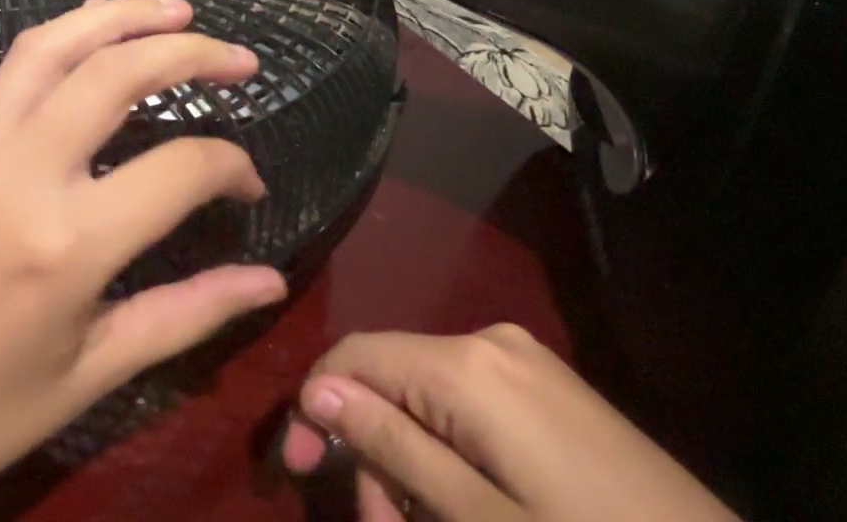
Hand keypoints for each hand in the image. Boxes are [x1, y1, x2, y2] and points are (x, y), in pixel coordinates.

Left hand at [0, 0, 286, 520]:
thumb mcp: (97, 371)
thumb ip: (190, 313)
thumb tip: (271, 280)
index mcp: (68, 245)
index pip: (179, 168)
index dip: (231, 166)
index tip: (250, 186)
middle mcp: (22, 176)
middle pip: (113, 75)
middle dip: (189, 52)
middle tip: (241, 58)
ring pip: (51, 49)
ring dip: (118, 17)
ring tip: (176, 10)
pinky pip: (11, 71)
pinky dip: (62, 37)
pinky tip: (95, 33)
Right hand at [282, 326, 739, 521]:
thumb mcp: (478, 518)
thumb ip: (393, 447)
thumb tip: (318, 389)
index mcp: (467, 365)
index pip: (356, 355)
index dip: (314, 405)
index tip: (297, 471)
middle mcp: (489, 342)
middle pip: (392, 379)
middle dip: (372, 453)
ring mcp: (525, 361)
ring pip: (427, 395)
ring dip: (409, 460)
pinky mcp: (548, 385)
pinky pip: (469, 403)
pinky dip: (447, 450)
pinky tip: (463, 502)